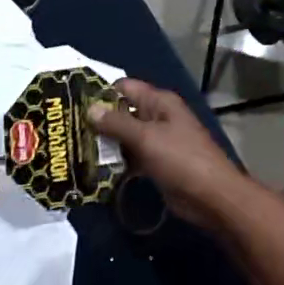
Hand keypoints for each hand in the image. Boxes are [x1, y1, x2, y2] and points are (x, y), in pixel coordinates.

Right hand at [89, 79, 251, 230]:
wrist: (213, 197)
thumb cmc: (181, 159)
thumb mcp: (146, 138)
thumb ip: (116, 123)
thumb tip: (89, 108)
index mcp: (159, 102)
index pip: (124, 87)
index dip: (100, 92)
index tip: (74, 103)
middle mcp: (157, 116)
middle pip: (123, 111)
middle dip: (99, 119)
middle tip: (70, 128)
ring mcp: (158, 141)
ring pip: (126, 135)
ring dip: (106, 142)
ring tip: (76, 147)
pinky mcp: (157, 163)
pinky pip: (132, 156)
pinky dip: (117, 160)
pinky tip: (95, 167)